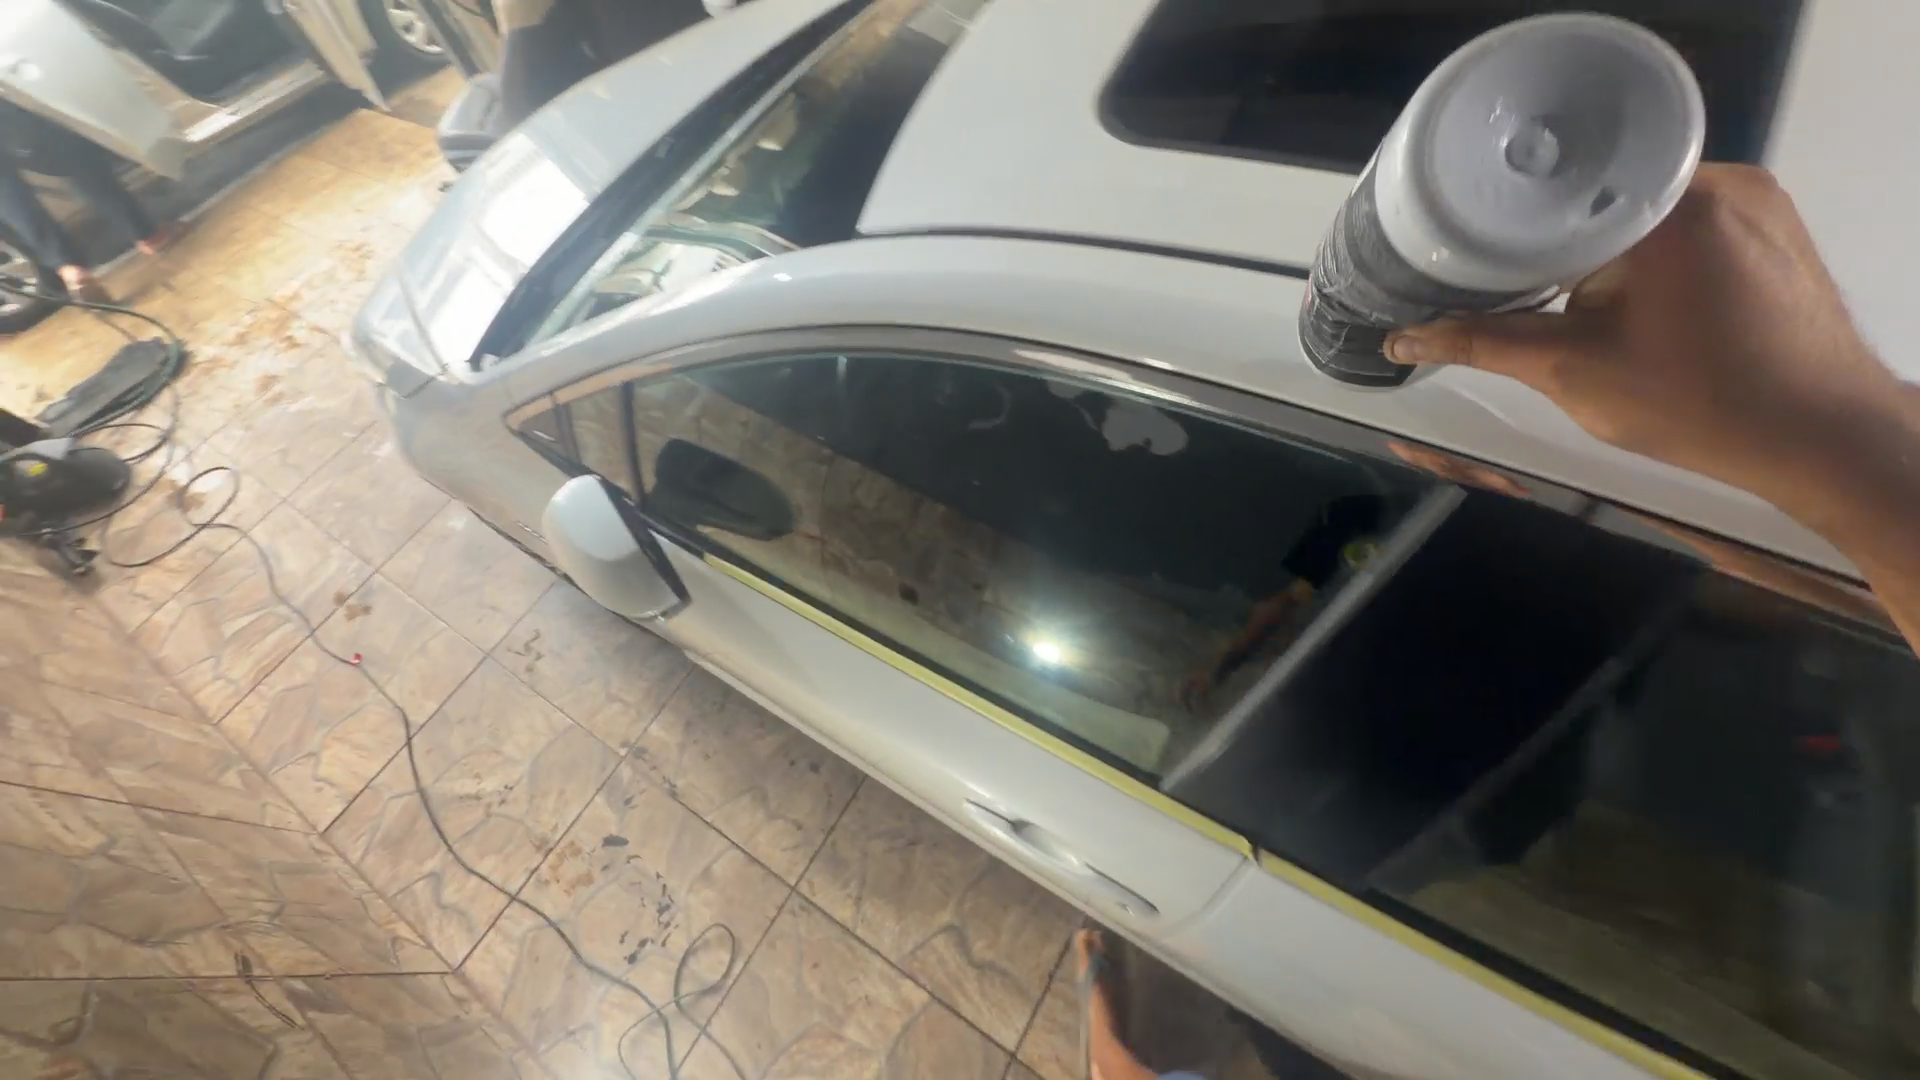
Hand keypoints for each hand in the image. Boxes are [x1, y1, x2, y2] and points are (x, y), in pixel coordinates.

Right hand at [1384, 164, 1901, 522]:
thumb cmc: (1692, 399)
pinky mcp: (1763, 233)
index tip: (1456, 245)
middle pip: (1593, 198)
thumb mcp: (1566, 369)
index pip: (1557, 192)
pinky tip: (1603, 295)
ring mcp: (1751, 205)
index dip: (1499, 219)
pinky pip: (1668, 227)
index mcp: (1673, 204)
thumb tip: (1400, 339)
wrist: (1815, 435)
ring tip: (1543, 291)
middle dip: (1540, 239)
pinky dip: (1626, 255)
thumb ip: (1479, 343)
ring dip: (1584, 250)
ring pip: (1629, 214)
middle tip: (1487, 277)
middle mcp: (1721, 184)